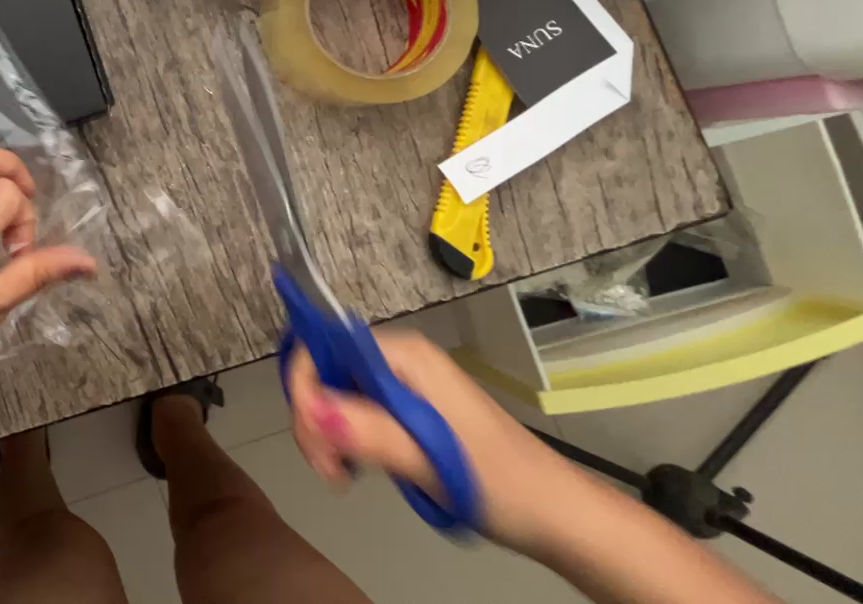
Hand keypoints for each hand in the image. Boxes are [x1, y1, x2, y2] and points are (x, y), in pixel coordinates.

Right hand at [286, 330, 589, 556]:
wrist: (558, 514)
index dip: (304, 390)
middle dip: (313, 418)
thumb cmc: (501, 483)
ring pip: (334, 392)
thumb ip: (369, 432)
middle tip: (329, 470)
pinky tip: (356, 468)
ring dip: (326, 432)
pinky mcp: (406, 405)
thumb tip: (310, 409)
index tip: (316, 445)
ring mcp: (402, 381)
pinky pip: (354, 408)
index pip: (323, 347)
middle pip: (324, 370)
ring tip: (342, 476)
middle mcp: (398, 357)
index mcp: (403, 355)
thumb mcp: (430, 460)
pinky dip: (344, 437)